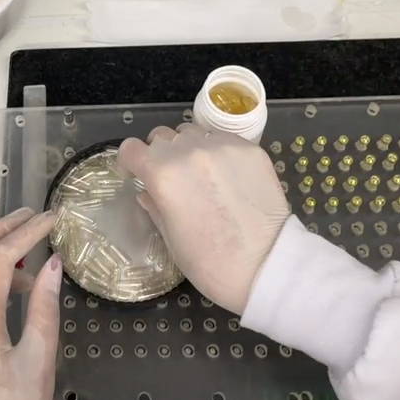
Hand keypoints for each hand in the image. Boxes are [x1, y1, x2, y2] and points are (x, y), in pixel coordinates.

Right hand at [119, 124, 289, 314]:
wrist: (270, 267)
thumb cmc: (213, 264)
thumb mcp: (171, 240)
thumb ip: (154, 206)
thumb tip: (147, 192)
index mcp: (162, 174)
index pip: (131, 148)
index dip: (129, 161)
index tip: (135, 173)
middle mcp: (189, 152)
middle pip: (161, 137)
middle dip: (159, 154)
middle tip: (170, 177)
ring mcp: (221, 146)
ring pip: (191, 133)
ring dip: (187, 148)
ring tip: (199, 173)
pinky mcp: (249, 148)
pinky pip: (221, 139)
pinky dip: (216, 151)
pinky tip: (226, 176)